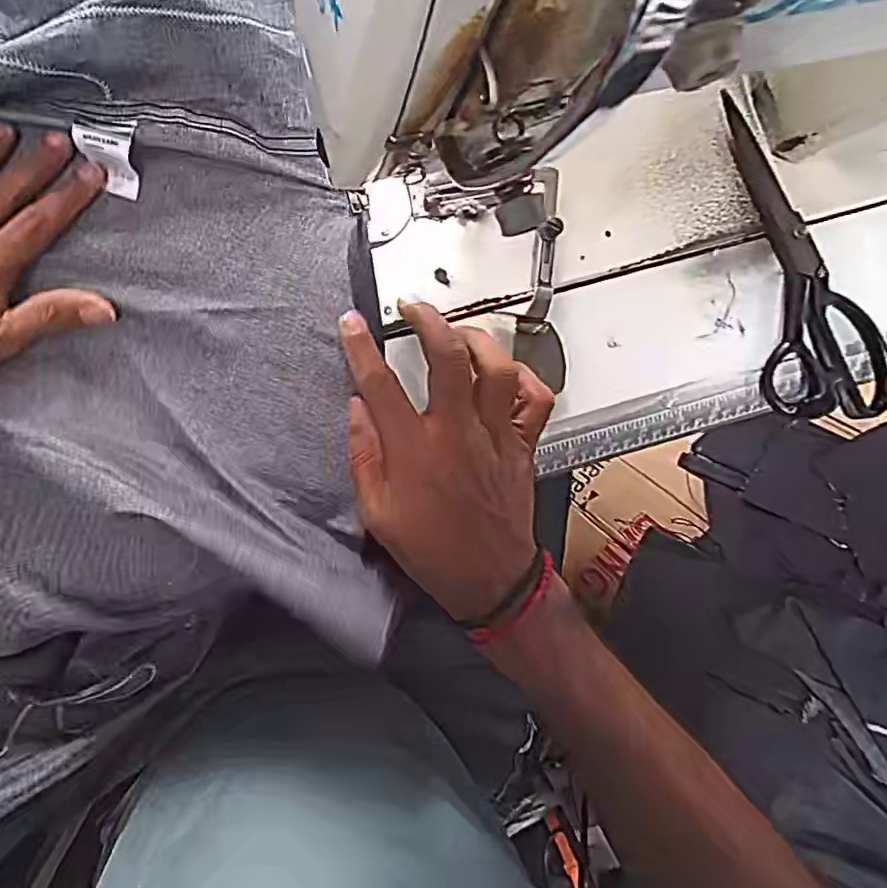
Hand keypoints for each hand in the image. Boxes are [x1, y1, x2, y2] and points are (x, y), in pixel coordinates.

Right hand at [339, 302, 556, 621]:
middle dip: (427, 321)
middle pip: (447, 358)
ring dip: (475, 340)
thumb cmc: (432, 549)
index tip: (352, 324)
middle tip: (413, 308)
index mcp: (414, 449)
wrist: (488, 579)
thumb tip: (358, 410)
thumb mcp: (377, 510)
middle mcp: (456, 433)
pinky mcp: (520, 445)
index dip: (360, 348)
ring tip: (456, 332)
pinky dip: (521, 377)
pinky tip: (503, 372)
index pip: (381, 384)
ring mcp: (493, 436)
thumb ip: (363, 454)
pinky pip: (534, 399)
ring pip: (495, 368)